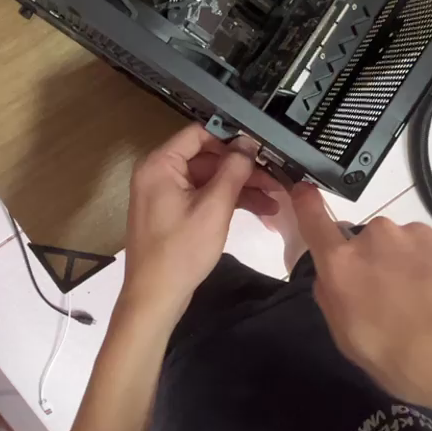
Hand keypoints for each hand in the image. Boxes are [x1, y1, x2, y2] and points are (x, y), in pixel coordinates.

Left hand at [120, 124, 277, 318]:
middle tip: (275, 178)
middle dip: (242, 168)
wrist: (156, 296)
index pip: (199, 133)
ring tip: (274, 199)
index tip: (261, 146)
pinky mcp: (172, 212)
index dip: (232, 138)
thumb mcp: (214, 207)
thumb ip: (233, 170)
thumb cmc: (180, 252)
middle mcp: (158, 173)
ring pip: (209, 179)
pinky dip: (226, 201)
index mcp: (160, 165)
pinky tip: (258, 210)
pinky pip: (202, 196)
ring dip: (240, 187)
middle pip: (207, 158)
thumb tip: (247, 143)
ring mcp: (164, 194)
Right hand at [290, 183, 431, 430]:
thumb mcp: (356, 348)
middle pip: (366, 245)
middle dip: (374, 268)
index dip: (306, 205)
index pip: (315, 222)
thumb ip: (336, 306)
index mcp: (343, 266)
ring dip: (409, 272)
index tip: (303, 190)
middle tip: (393, 308)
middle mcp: (378, 238)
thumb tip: (333, 283)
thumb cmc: (412, 363)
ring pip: (403, 249)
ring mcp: (420, 236)